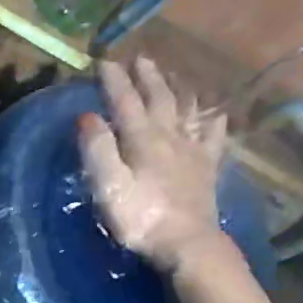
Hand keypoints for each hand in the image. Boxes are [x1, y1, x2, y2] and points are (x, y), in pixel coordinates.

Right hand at [79, 58, 229, 272]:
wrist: (186, 243)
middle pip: (159, 98)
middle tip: (140, 59)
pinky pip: (214, 135)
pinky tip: (215, 112)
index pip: (125, 102)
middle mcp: (169, 136)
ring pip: (186, 109)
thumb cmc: (140, 218)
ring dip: (177, 89)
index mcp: (142, 139)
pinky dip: (213, 119)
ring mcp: (192, 151)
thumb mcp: (109, 186)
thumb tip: (87, 116)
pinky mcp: (207, 168)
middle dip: (147, 78)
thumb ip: (97, 150)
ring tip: (172, 75)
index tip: (103, 62)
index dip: (114, 81)